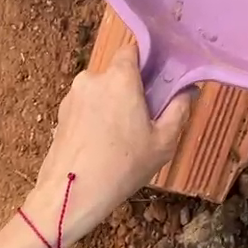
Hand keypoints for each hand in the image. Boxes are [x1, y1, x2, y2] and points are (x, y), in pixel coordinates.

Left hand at [22, 45, 192, 247]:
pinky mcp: (59, 117)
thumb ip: (179, 110)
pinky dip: (93, 124)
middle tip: (140, 123)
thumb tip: (188, 90)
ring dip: (109, 110)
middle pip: (116, 76)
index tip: (155, 88)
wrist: (70, 195)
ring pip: (98, 96)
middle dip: (128, 93)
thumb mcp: (163, 143)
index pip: (133, 51)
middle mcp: (91, 79)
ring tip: (118, 143)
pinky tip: (99, 150)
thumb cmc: (121, 168)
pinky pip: (83, 112)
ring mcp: (71, 98)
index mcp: (119, 77)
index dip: (146, 67)